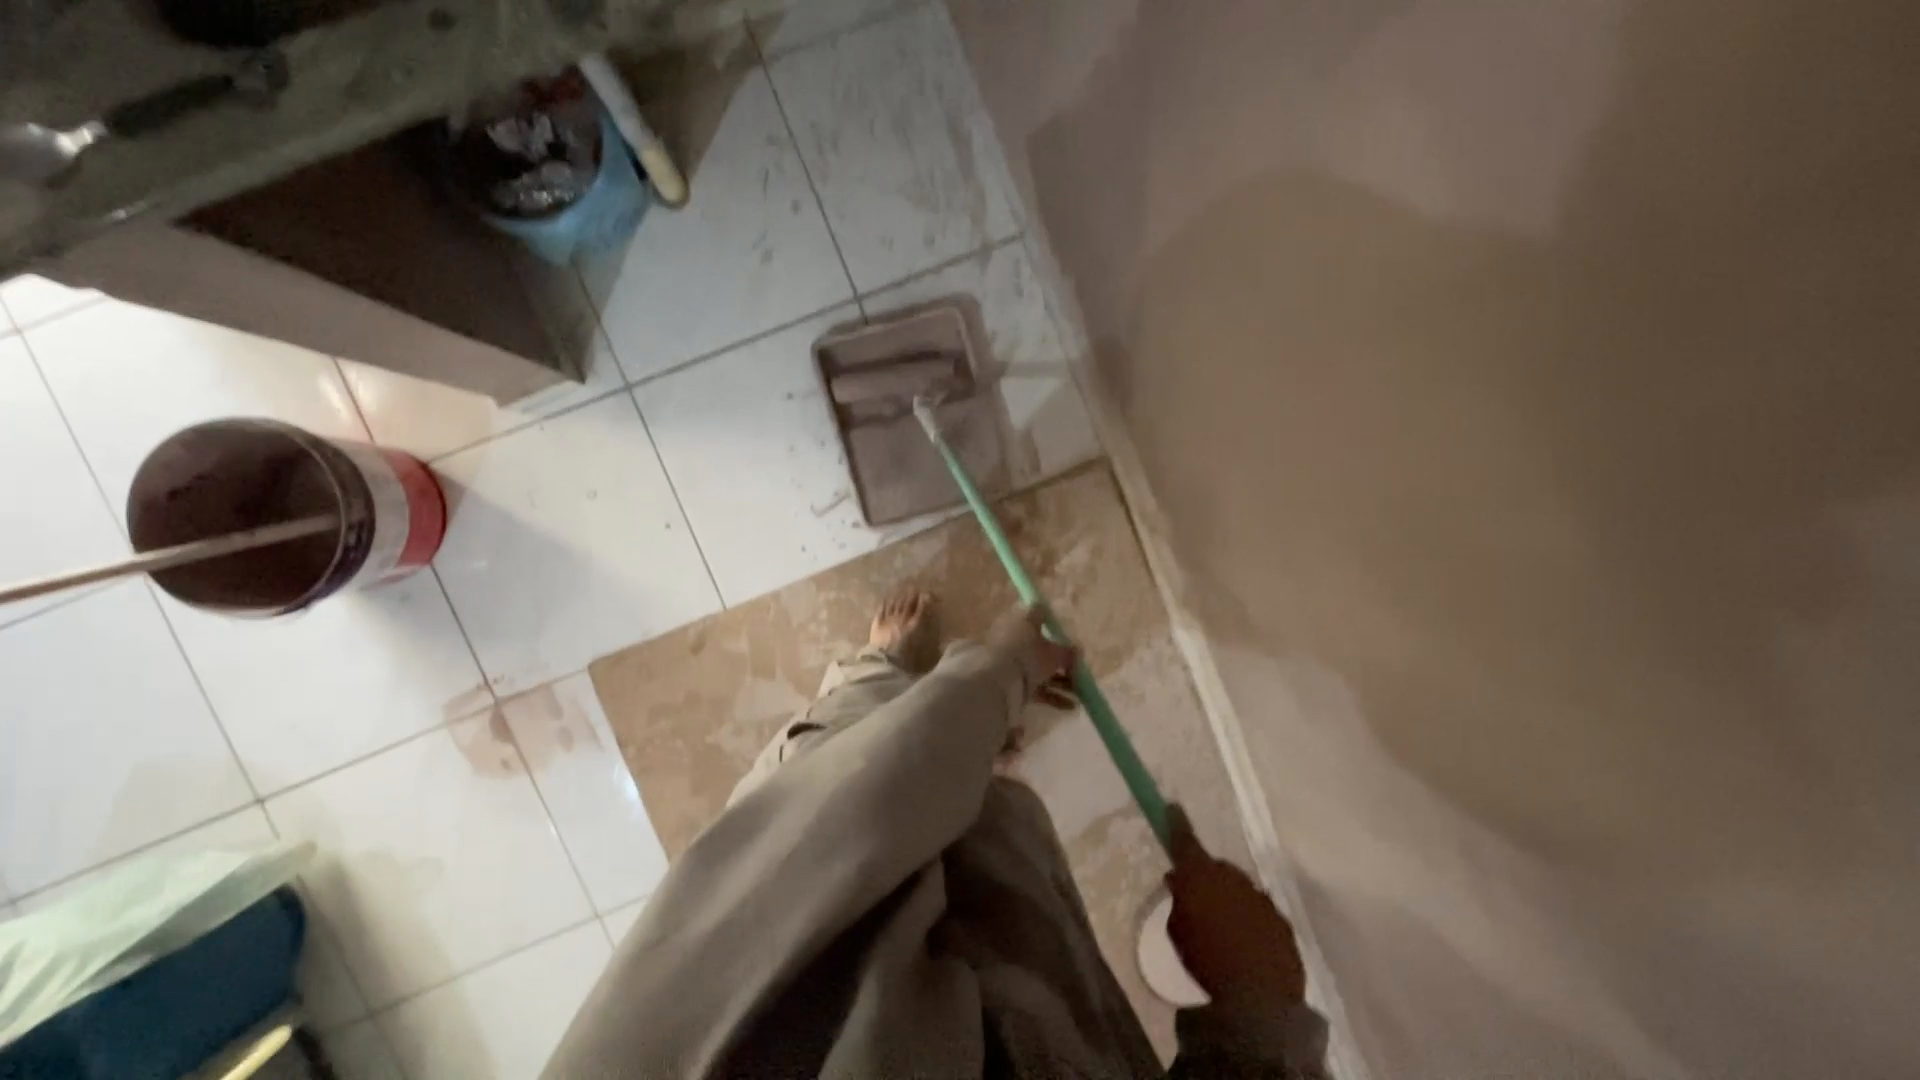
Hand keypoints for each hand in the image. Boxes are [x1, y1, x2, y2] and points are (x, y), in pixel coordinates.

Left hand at [987, 604, 1076, 699]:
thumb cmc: (1028, 656)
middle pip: (1042, 647)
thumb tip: (1077, 652)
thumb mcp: (1054, 653)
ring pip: (1039, 669)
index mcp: (1022, 621)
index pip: (1039, 614)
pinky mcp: (1009, 682)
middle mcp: (1014, 637)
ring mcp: (1010, 660)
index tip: (1069, 637)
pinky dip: (1051, 695)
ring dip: (1061, 682)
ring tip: (1080, 695)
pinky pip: (1034, 686)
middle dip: (1062, 662)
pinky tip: (1069, 706)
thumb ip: (1069, 653)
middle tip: (1079, 673)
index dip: (1055, 624)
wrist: (996, 681)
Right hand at [1164, 804, 1306, 1008]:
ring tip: (1223, 930)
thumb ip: (1179, 902)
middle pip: (1217, 868)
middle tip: (1198, 901)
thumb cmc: (1205, 959)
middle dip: (1207, 878)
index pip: (1186, 842)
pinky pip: (1259, 911)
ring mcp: (1261, 898)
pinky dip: (1250, 920)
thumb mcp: (1177, 931)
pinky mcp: (1281, 920)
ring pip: (1240, 889)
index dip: (1177, 823)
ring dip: (1230, 900)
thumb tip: (1179, 881)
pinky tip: (1245, 944)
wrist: (1257, 997)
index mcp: (1201, 877)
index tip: (1172, 806)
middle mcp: (1233, 878)